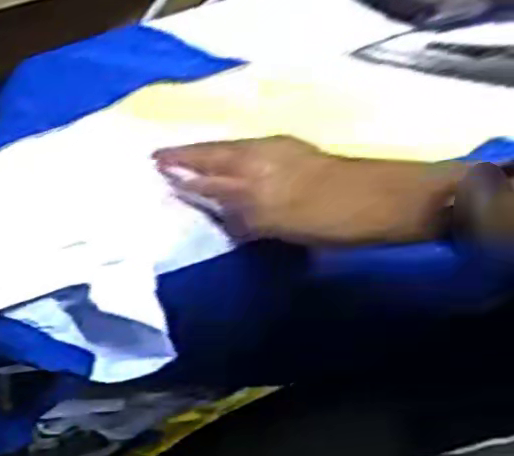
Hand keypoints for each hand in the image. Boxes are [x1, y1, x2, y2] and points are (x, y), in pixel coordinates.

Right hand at [155, 136, 466, 245]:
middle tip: (155, 162)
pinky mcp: (298, 170)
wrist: (398, 204)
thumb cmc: (327, 214)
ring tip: (179, 168)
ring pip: (233, 157)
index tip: (144, 165)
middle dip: (187, 158)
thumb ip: (222, 194)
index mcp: (255, 164)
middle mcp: (267, 156)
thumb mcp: (266, 210)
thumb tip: (179, 183)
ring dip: (205, 161)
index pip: (203, 161)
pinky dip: (226, 168)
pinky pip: (248, 163)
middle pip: (218, 154)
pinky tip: (218, 177)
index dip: (175, 163)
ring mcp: (286, 161)